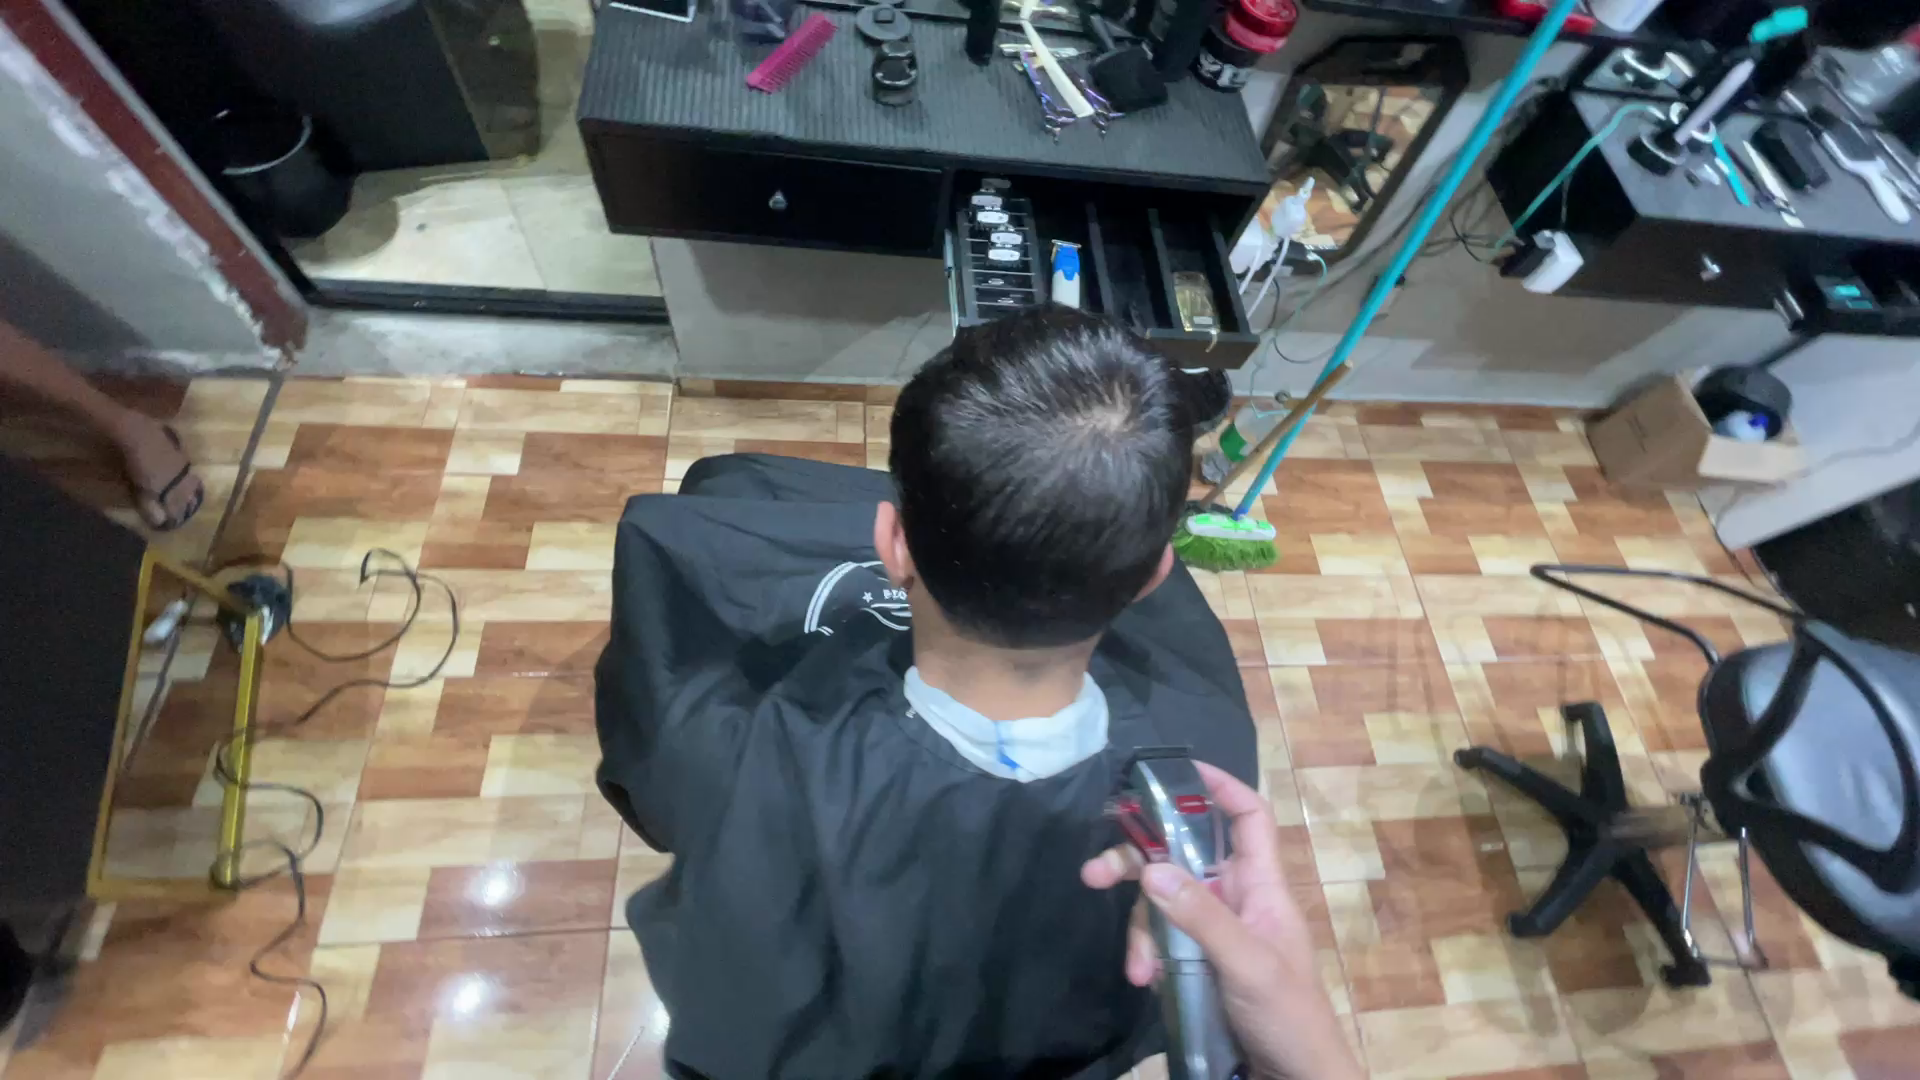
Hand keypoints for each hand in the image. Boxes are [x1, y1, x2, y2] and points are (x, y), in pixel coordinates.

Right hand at [1081, 762, 1362, 1079]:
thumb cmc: (1289, 1017)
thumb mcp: (1247, 965)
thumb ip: (1201, 917)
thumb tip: (1150, 868)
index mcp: (1260, 884)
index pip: (1247, 816)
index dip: (1220, 786)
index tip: (1178, 769)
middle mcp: (1233, 895)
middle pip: (1181, 853)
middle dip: (1138, 860)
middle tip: (1096, 873)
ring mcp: (1212, 927)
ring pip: (1163, 898)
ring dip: (1140, 927)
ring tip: (1135, 966)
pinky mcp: (1195, 958)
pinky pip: (1160, 936)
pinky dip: (1145, 953)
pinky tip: (1143, 979)